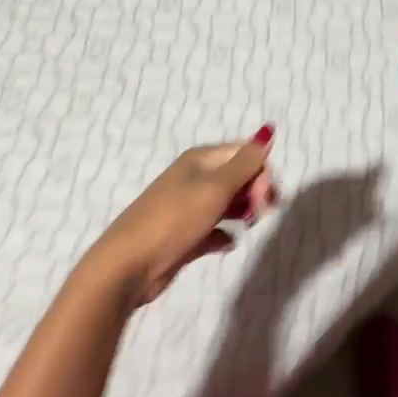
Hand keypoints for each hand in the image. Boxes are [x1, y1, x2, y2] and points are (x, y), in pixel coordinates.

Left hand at [87, 129, 277, 305]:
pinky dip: (224, 234)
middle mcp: (195, 178)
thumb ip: (245, 163)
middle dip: (255, 192)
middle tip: (257, 215)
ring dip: (243, 212)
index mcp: (200, 159)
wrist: (128, 265)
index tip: (265, 200)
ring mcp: (189, 207)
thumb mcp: (215, 188)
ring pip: (229, 202)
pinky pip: (215, 229)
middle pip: (239, 177)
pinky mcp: (186, 235)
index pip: (244, 153)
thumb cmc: (174, 219)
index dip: (262, 172)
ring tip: (245, 227)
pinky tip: (226, 243)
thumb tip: (269, 131)